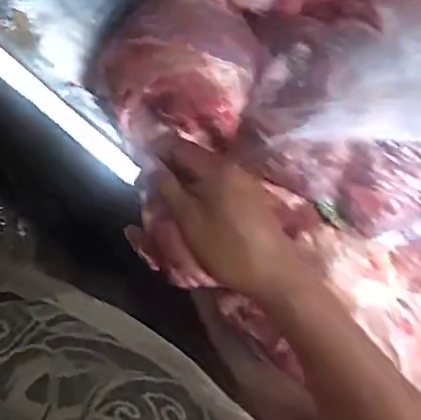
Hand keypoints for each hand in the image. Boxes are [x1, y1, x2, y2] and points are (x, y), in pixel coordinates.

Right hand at [154, 140, 312, 304]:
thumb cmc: (226, 247)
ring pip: (206, 172)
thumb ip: (167, 188)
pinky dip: (205, 191)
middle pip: (193, 158)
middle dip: (172, 171)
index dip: (157, 155)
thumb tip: (152, 166)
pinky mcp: (252, 196)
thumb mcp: (188, 220)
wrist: (276, 274)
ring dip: (188, 183)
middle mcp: (231, 165)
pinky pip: (220, 183)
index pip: (177, 145)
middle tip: (157, 193)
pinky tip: (200, 212)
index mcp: (214, 166)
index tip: (144, 173)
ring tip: (176, 206)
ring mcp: (244, 179)